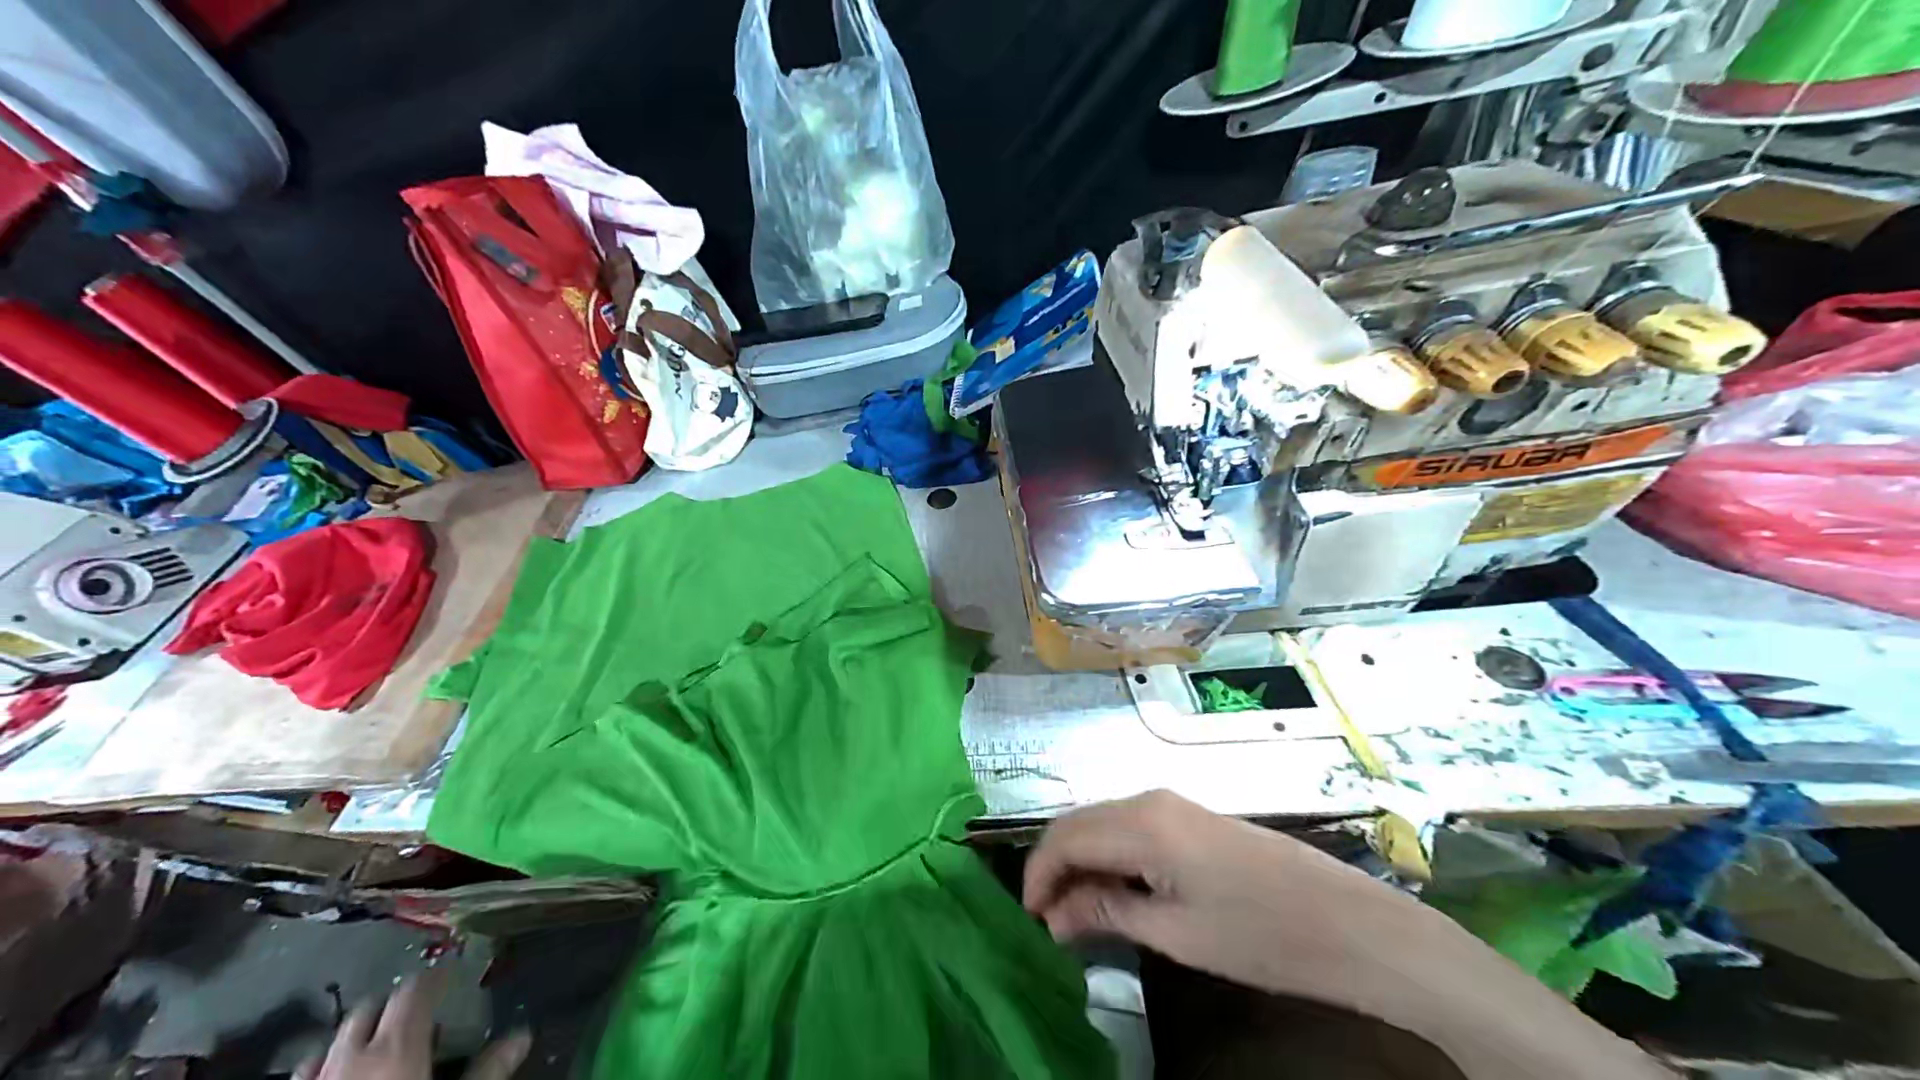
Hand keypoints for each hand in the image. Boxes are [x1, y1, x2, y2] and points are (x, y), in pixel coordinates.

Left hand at [296, 968, 530, 1079]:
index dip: (433, 979)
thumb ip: (489, 1069)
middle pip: (369, 1010)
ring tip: (374, 1046)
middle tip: (417, 1012)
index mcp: (395, 1047)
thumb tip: (522, 1035)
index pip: (415, 993)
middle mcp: (350, 1056)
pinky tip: (335, 1078)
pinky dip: (322, 1068)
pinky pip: (302, 1076)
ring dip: (353, 1037)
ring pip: (330, 1042)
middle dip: (392, 1004)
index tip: (449, 975)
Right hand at [1023, 791, 1672, 1079]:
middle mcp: (1150, 799)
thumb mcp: (1175, 933)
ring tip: (1076, 912)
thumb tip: (1054, 916)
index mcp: (1142, 822)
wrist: (1353, 925)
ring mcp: (1174, 804)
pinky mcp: (1192, 818)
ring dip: (1081, 861)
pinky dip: (1110, 856)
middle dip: (1055, 867)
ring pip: (1103, 823)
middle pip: (1079, 823)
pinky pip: (1130, 827)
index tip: (1030, 919)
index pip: (1064, 837)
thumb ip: (1106, 912)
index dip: (1038, 876)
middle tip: (1049, 920)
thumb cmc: (1260, 935)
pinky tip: (1115, 892)